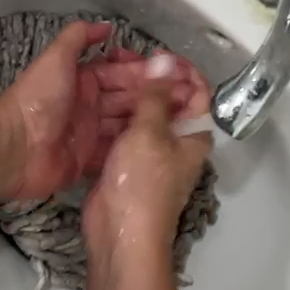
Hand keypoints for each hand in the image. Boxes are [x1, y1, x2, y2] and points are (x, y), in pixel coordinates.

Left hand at [0, 24, 212, 202]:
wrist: (15, 147)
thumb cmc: (37, 99)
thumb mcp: (56, 58)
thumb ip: (78, 37)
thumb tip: (106, 25)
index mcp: (83, 80)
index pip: (120, 74)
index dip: (146, 74)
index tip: (174, 75)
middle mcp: (89, 105)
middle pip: (128, 99)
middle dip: (155, 98)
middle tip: (189, 100)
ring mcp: (90, 133)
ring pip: (127, 124)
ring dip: (151, 122)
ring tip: (183, 122)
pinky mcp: (89, 160)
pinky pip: (118, 151)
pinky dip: (137, 147)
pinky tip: (161, 146)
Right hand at [82, 58, 212, 251]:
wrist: (119, 235)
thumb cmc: (142, 183)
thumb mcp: (150, 132)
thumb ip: (157, 96)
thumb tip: (168, 62)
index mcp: (193, 134)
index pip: (197, 92)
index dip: (180, 70)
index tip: (155, 54)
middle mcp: (175, 142)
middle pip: (166, 100)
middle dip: (147, 78)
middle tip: (120, 58)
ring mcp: (149, 154)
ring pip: (141, 115)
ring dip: (126, 94)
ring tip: (102, 73)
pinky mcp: (125, 164)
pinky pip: (122, 131)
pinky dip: (111, 115)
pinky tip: (93, 101)